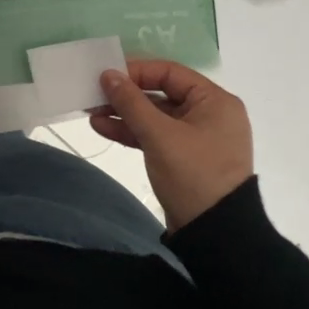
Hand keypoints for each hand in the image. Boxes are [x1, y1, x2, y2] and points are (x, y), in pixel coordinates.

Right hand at [91, 59, 253, 231]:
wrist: (216, 236)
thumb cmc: (193, 175)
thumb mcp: (159, 136)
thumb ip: (132, 102)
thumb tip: (108, 74)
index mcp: (214, 101)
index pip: (170, 73)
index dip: (136, 71)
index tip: (106, 76)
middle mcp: (209, 114)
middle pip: (162, 93)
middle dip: (127, 95)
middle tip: (95, 94)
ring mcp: (198, 138)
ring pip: (156, 116)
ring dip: (125, 114)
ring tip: (92, 113)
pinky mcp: (186, 158)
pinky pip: (157, 136)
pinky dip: (133, 132)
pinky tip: (104, 128)